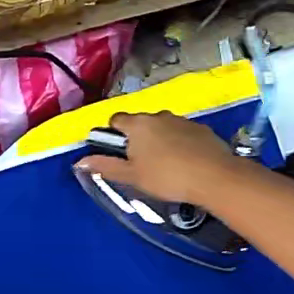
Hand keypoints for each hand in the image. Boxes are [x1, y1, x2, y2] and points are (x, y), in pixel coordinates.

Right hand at [76, 111, 249, 205]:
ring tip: (166, 165)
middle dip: (138, 138)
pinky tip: (186, 162)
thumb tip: (79, 161)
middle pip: (140, 123)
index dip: (113, 134)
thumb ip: (105, 166)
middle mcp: (158, 115)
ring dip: (160, 140)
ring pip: (162, 127)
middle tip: (142, 164)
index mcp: (137, 125)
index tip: (119, 152)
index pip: (116, 119)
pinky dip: (180, 143)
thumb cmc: (166, 177)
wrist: (214, 176)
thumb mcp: (132, 177)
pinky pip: (183, 133)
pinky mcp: (201, 128)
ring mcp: (181, 120)